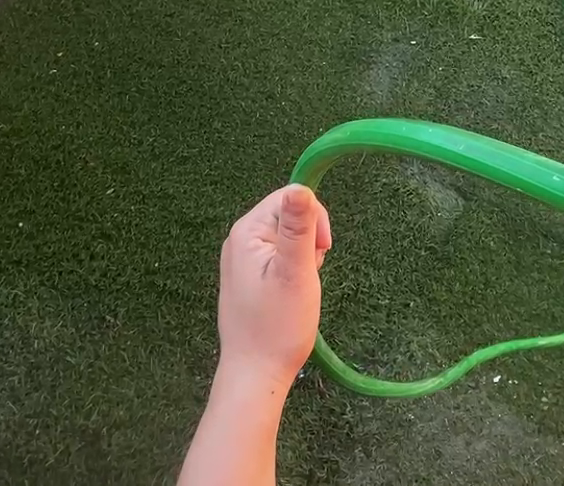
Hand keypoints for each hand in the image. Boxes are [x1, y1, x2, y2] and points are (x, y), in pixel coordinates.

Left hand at [216, 184, 331, 385]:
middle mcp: (241, 238)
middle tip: (309, 274)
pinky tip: (293, 292)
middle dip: (309, 239)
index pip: (290, 197)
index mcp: (247, 231)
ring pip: (288, 235)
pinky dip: (294, 268)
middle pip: (289, 214)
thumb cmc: (278, 326)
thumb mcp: (296, 272)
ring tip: (300, 286)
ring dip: (304, 255)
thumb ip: (299, 228)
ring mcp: (243, 257)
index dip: (314, 218)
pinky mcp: (249, 275)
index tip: (323, 251)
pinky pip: (280, 254)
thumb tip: (302, 187)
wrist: (256, 376)